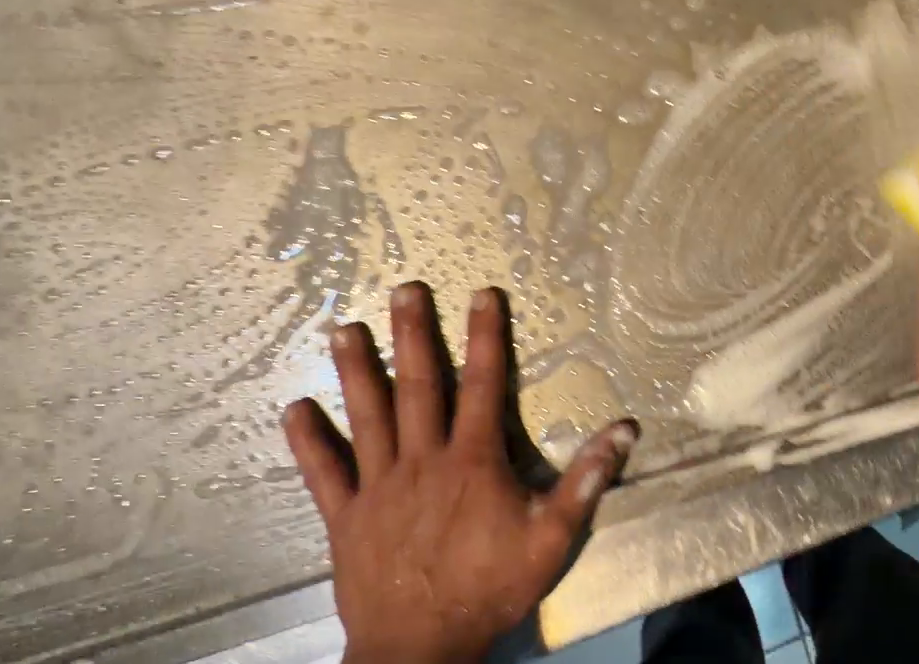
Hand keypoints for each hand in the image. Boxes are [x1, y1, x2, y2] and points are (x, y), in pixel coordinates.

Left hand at [284, 282, 637, 663]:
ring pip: (367, 417)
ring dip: (355, 371)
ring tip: (342, 329)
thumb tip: (625, 428)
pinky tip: (293, 410)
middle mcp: (423, 460)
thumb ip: (587, 479)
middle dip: (413, 334)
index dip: (485, 336)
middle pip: (418, 386)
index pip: (483, 383)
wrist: (419, 649)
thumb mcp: (552, 536)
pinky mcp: (346, 517)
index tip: (482, 294)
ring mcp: (378, 487)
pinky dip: (308, 441)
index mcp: (472, 460)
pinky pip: (324, 473)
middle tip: (404, 290)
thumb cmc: (490, 587)